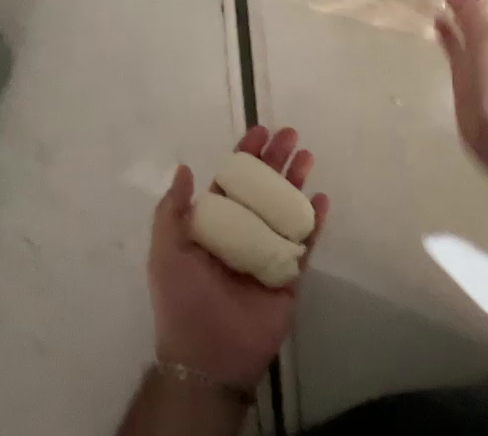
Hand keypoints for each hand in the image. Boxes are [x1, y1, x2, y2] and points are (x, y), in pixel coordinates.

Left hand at [146, 125, 329, 389]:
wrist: (210, 356)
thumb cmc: (185, 301)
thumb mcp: (166, 254)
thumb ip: (173, 211)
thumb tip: (184, 168)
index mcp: (213, 228)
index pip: (232, 183)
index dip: (245, 156)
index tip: (260, 132)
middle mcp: (242, 235)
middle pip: (263, 190)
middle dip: (276, 161)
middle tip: (291, 135)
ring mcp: (268, 254)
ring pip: (286, 209)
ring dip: (296, 182)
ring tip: (308, 157)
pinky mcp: (290, 275)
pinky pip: (305, 243)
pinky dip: (314, 220)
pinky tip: (321, 199)